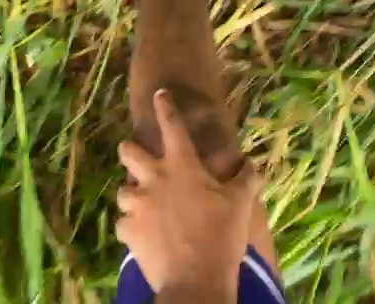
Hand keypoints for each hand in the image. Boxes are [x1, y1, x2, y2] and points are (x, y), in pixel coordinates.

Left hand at [116, 90, 258, 299]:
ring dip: (131, 193)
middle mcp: (155, 180)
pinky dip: (130, 225)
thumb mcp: (240, 204)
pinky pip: (122, 223)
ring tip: (140, 201)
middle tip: (136, 156)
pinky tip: (139, 232)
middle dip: (130, 150)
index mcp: (182, 166)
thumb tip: (253, 164)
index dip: (165, 106)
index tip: (158, 93)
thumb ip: (245, 179)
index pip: (172, 126)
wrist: (196, 282)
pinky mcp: (129, 233)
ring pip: (122, 190)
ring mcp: (139, 206)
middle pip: (129, 153)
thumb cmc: (220, 236)